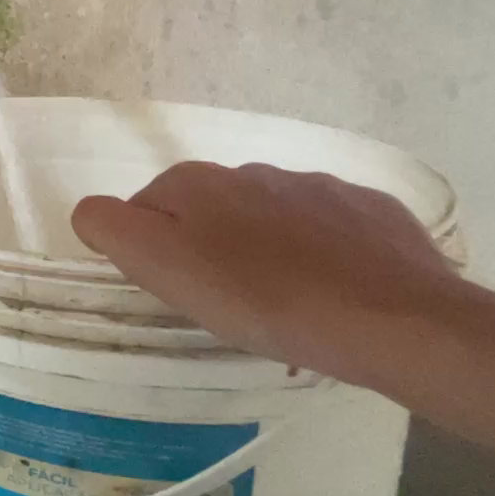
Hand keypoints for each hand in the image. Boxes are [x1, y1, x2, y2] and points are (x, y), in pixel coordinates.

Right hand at [70, 162, 460, 381]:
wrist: (398, 324)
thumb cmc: (260, 297)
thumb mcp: (156, 265)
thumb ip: (107, 225)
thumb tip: (96, 212)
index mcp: (192, 181)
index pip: (143, 209)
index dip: (152, 251)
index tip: (177, 289)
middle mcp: (248, 171)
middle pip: (206, 211)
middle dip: (208, 246)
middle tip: (226, 300)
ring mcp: (316, 187)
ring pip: (266, 218)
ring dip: (262, 248)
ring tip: (284, 300)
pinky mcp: (373, 212)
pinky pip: (326, 228)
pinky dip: (319, 252)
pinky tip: (332, 289)